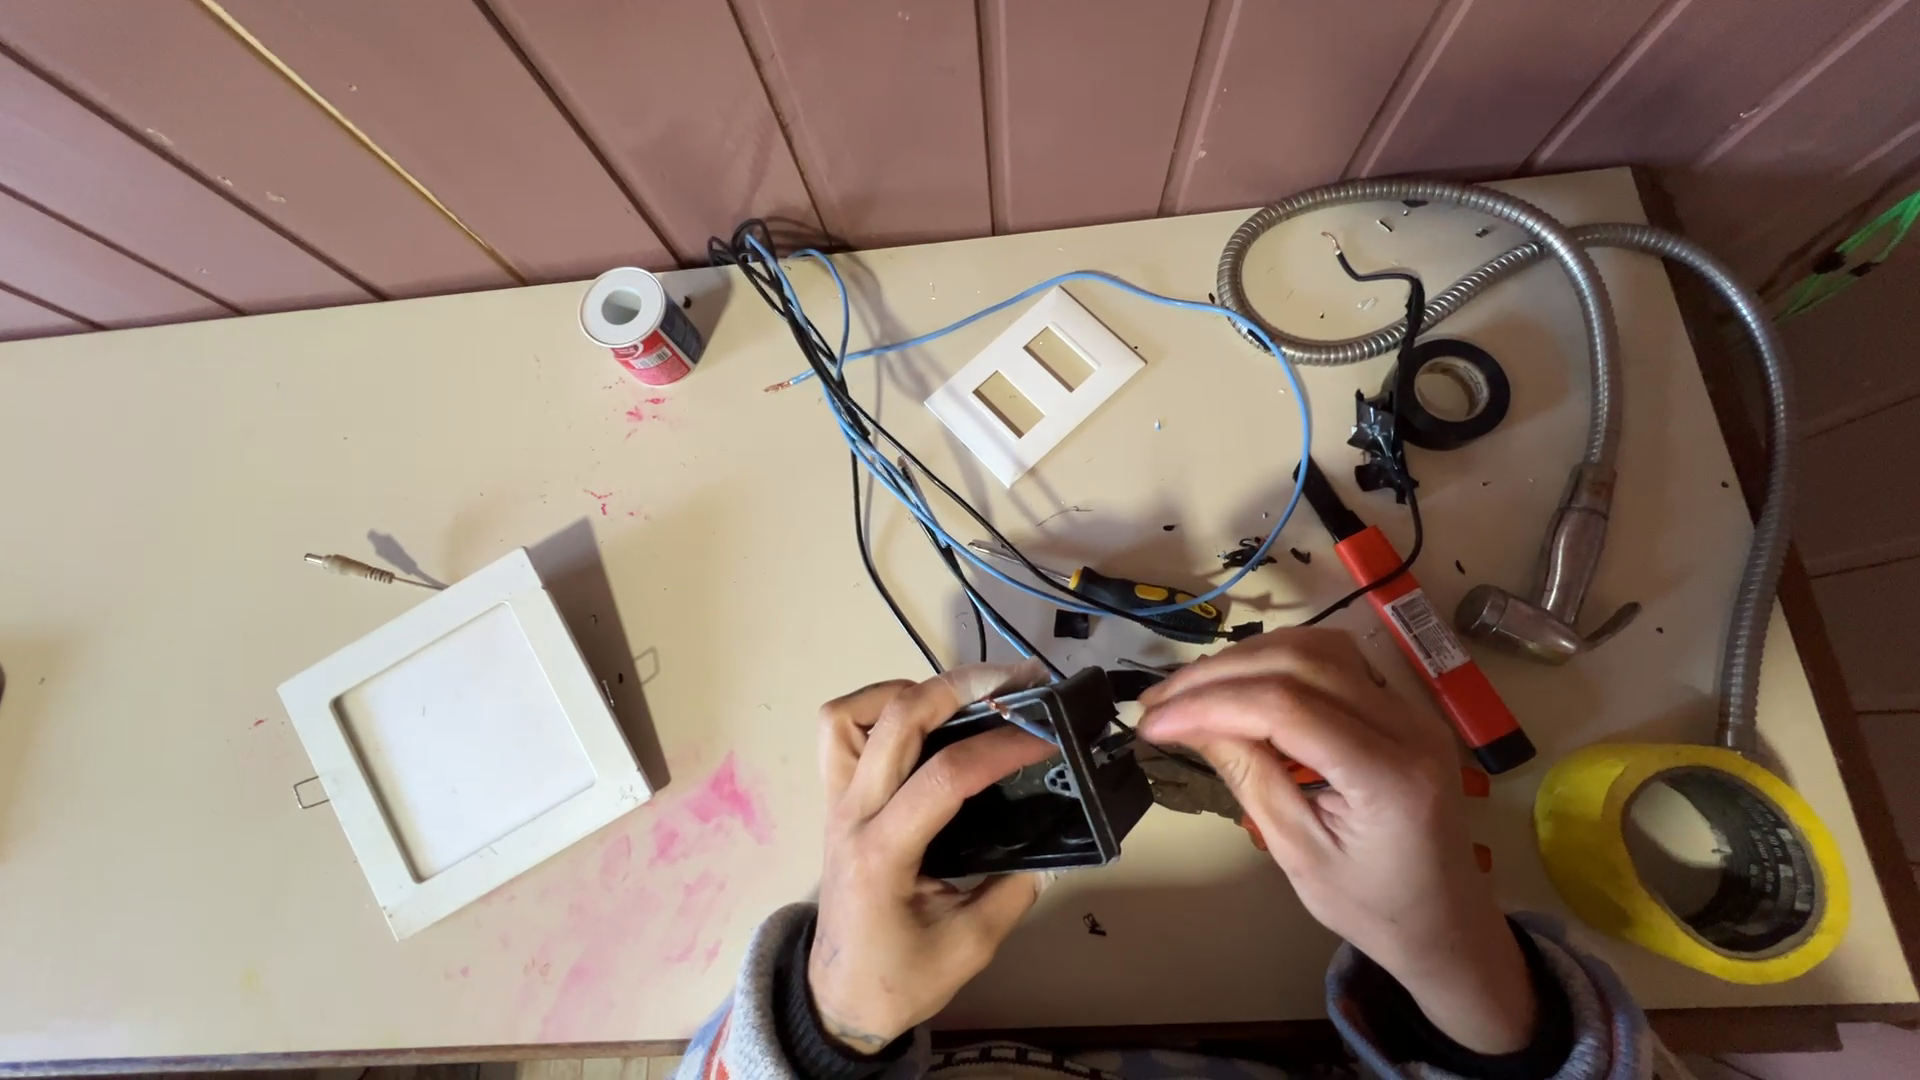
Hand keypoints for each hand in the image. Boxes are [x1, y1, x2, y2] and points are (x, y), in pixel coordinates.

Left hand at [809, 663, 1056, 1052]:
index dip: (1002, 746)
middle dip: (961, 686)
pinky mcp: (834, 794)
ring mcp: (835, 798)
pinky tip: (920, 719)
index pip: (946, 776)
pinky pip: (839, 728)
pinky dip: (877, 707)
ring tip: (961, 698)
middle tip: (1016, 681)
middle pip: (897, 719)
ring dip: (909, 691)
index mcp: (884, 853)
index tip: (1048, 736)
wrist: (836, 997)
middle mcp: (852, 812)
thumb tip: (1056, 841)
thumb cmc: (899, 978)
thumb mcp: (970, 947)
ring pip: (850, 713)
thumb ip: (1014, 890)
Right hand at [1137, 628, 1536, 1054]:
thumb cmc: (1371, 906)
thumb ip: (1247, 774)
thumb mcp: (1296, 852)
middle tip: (1159, 700)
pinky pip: (1328, 656)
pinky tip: (1237, 680)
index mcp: (1389, 778)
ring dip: (1241, 658)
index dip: (1209, 703)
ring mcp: (1408, 708)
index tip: (1152, 722)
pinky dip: (1271, 657)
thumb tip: (1184, 719)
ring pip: (1312, 645)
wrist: (1447, 922)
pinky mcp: (1396, 703)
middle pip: (1298, 661)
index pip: (1286, 707)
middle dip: (1216, 674)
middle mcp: (1408, 726)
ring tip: (1189, 689)